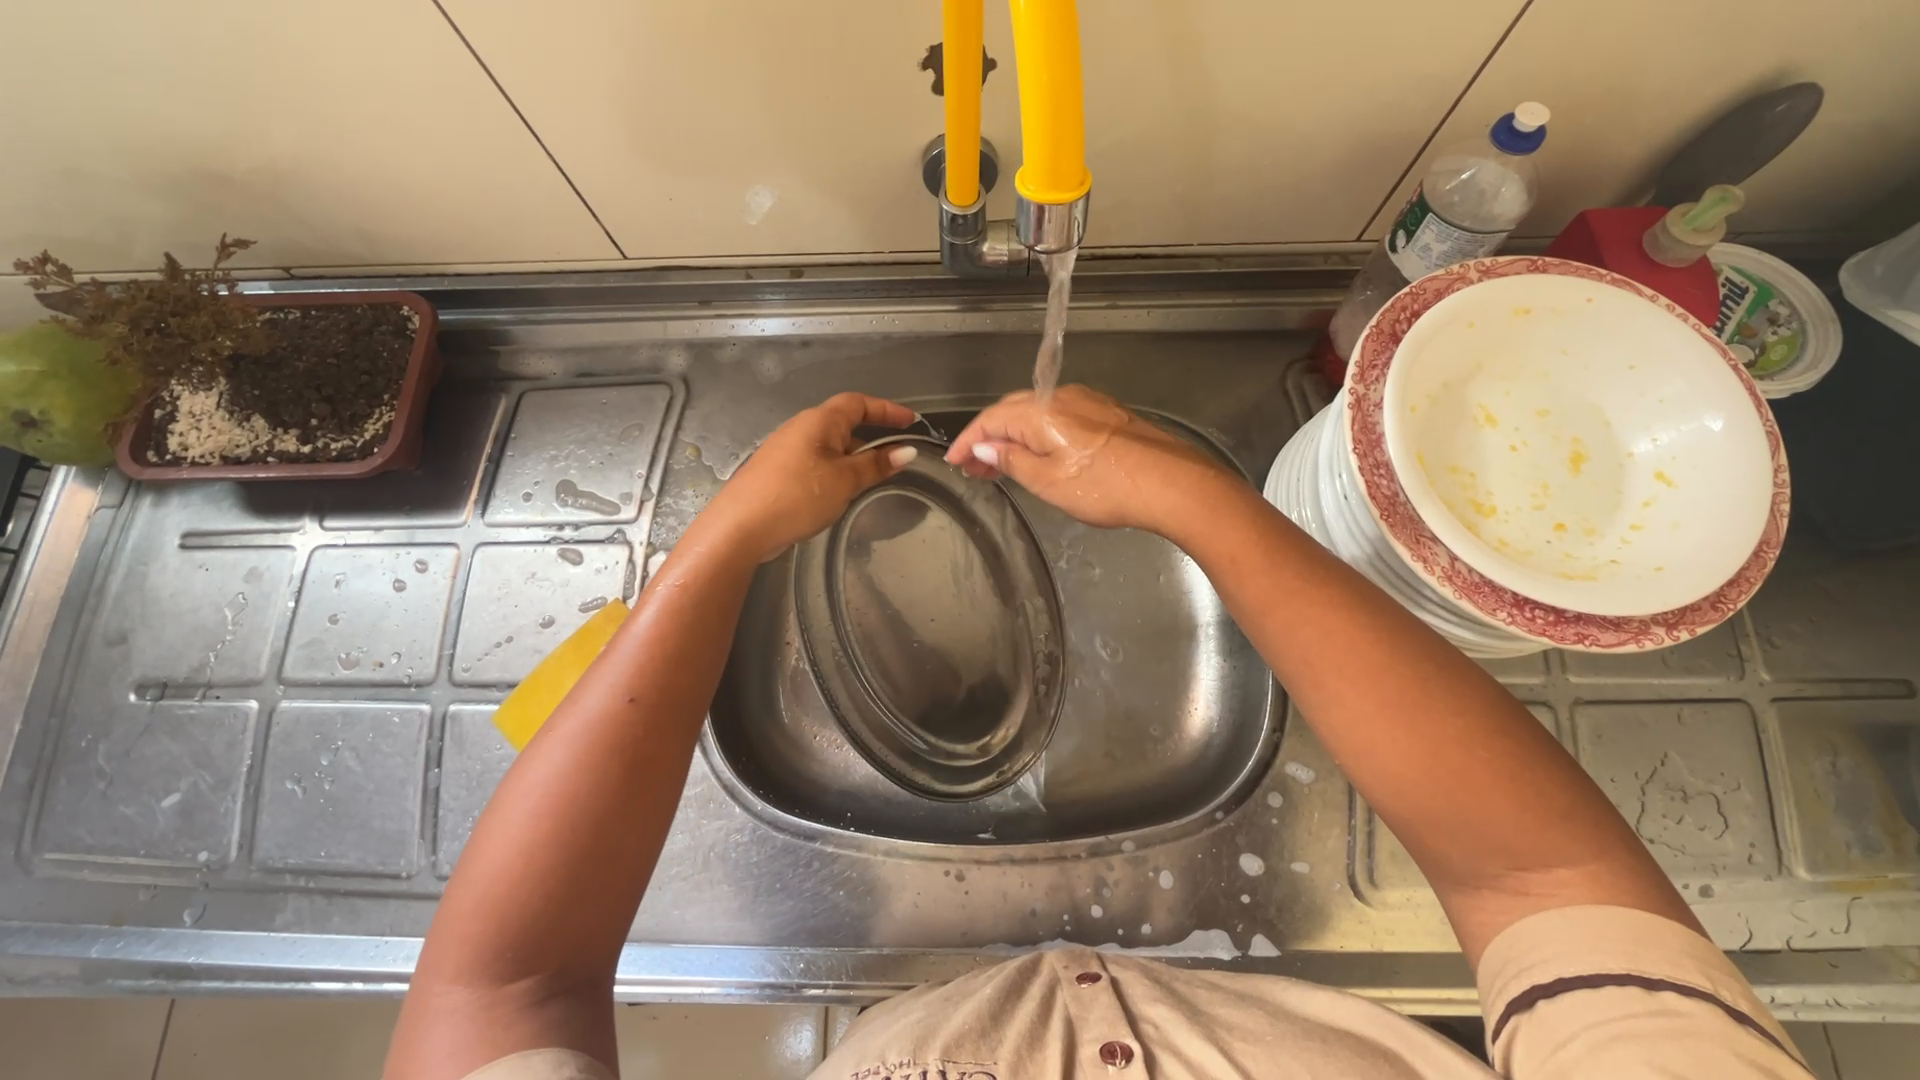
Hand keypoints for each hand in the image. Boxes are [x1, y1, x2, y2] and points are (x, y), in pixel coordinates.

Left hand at [697, 392, 918, 561]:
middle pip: (843, 424)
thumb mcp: (845, 481)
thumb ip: (876, 465)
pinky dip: (835, 472)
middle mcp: (801, 428)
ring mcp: (786, 450)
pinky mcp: (777, 472)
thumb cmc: (798, 495)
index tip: (911, 421)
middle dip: (872, 438)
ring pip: (829, 447)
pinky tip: (840, 495)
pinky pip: (816, 463)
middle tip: (895, 459)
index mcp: (819, 421)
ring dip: (853, 459)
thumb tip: (906, 451)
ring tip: (871, 481)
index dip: (886, 409)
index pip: (858, 403)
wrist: (740, 527)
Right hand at [944, 385, 1234, 533]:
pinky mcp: (1107, 416)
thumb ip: (1013, 461)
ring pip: (1037, 415)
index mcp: (1042, 410)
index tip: (953, 461)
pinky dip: (1039, 437)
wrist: (1174, 485)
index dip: (969, 440)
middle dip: (989, 438)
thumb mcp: (1048, 482)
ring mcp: (1088, 404)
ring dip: (1014, 438)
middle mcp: (1063, 397)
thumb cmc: (1107, 487)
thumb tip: (987, 448)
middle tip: (973, 468)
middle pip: (1013, 411)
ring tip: (1001, 468)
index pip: (992, 418)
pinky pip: (1059, 420)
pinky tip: (1039, 459)